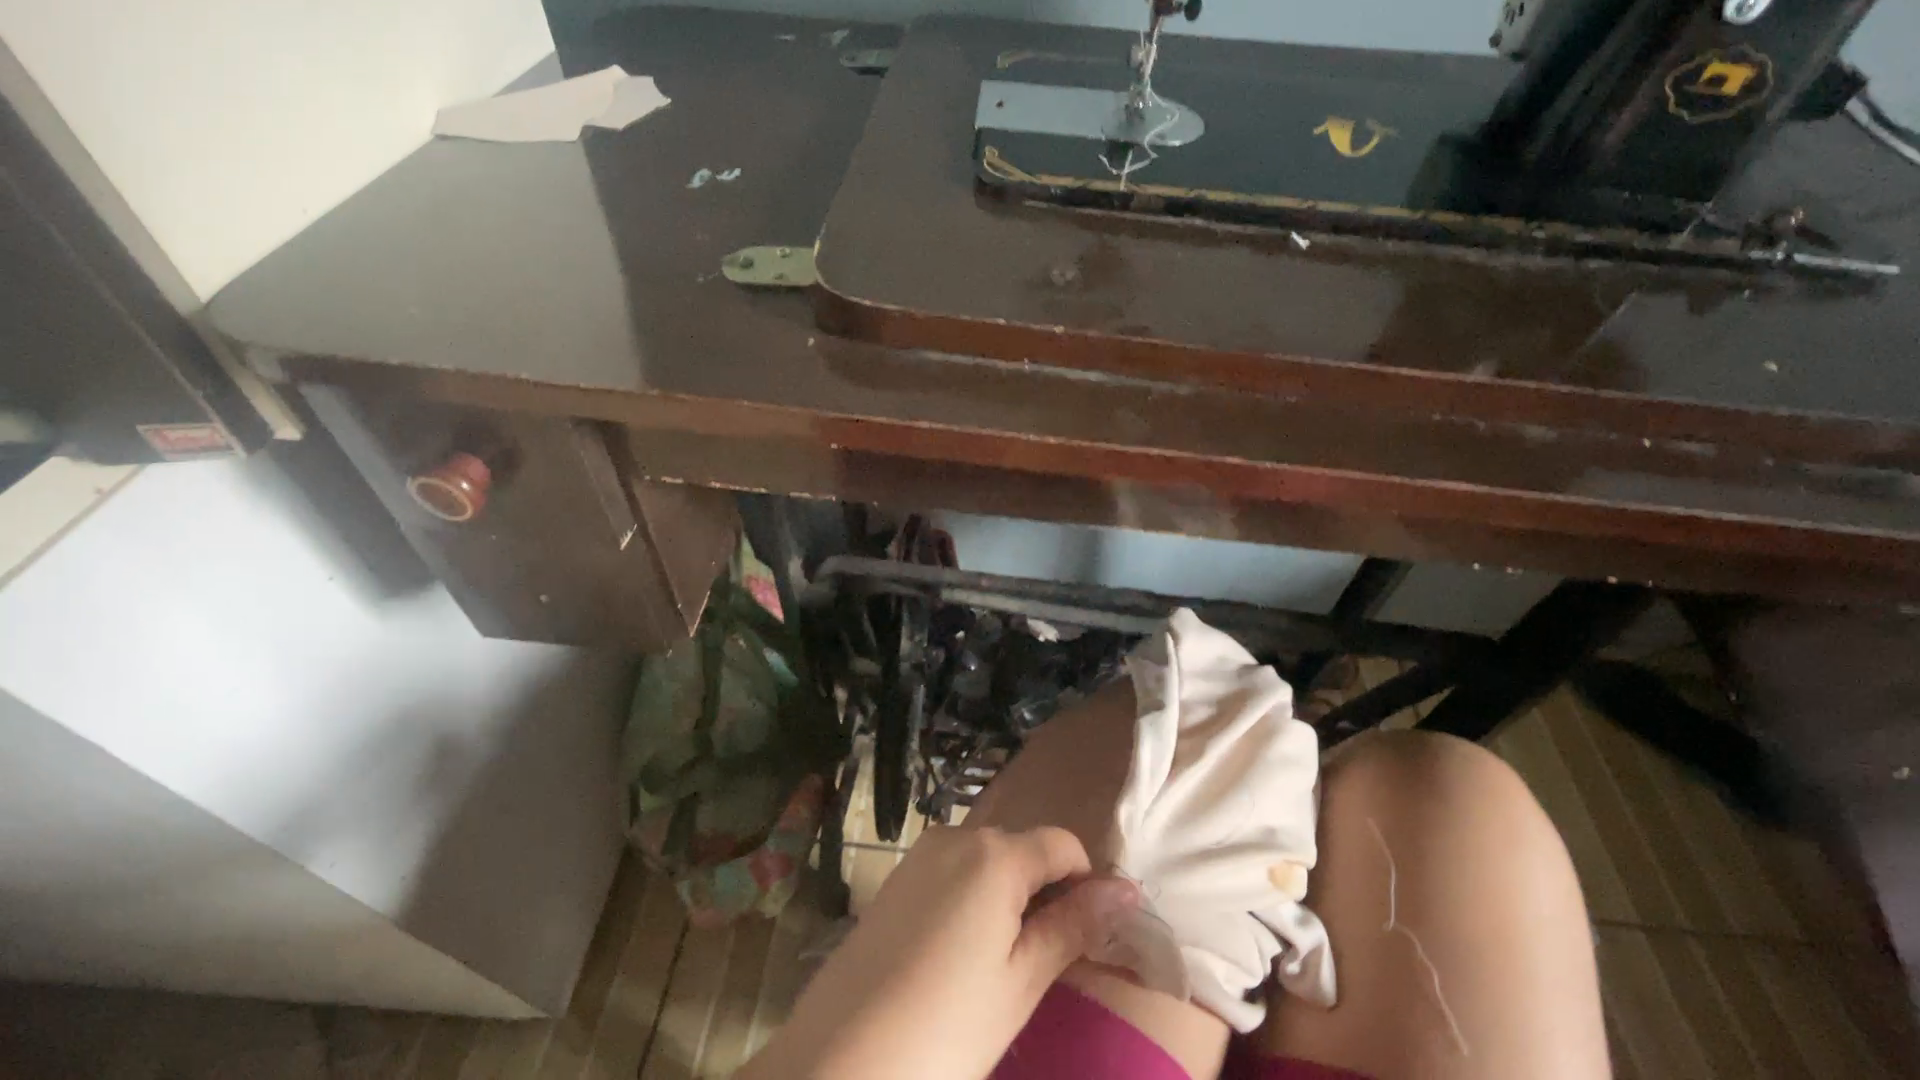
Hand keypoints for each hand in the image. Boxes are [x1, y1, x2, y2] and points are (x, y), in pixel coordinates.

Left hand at [741, 825, 1141, 1079]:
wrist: (840, 1059)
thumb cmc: (948, 1024)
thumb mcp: (1023, 979)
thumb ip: (1075, 925)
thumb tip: (1127, 888)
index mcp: (995, 853)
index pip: (1064, 846)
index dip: (1085, 886)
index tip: (1086, 938)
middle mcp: (955, 837)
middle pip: (1023, 850)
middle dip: (1044, 893)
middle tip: (1041, 962)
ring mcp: (917, 857)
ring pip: (986, 864)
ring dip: (1006, 900)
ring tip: (998, 967)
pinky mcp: (892, 882)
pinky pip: (950, 876)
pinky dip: (969, 903)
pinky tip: (958, 958)